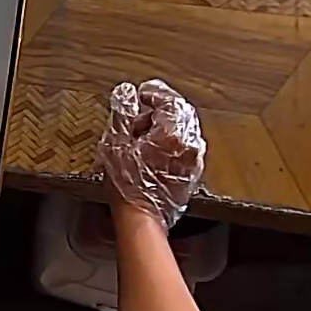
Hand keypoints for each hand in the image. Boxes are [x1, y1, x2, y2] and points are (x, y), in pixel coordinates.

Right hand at [98, 79, 205, 228]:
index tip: (140, 94)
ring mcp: (194, 160)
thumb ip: (122, 114)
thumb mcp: (116, 144)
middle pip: (177, 115)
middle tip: (134, 119)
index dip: (152, 94)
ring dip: (162, 130)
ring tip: (139, 140)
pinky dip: (168, 145)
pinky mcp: (192, 173)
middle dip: (156, 113)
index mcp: (173, 132)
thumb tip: (125, 93)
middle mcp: (190, 144)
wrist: (141, 217)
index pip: (168, 100)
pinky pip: (182, 149)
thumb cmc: (127, 183)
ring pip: (180, 132)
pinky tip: (149, 155)